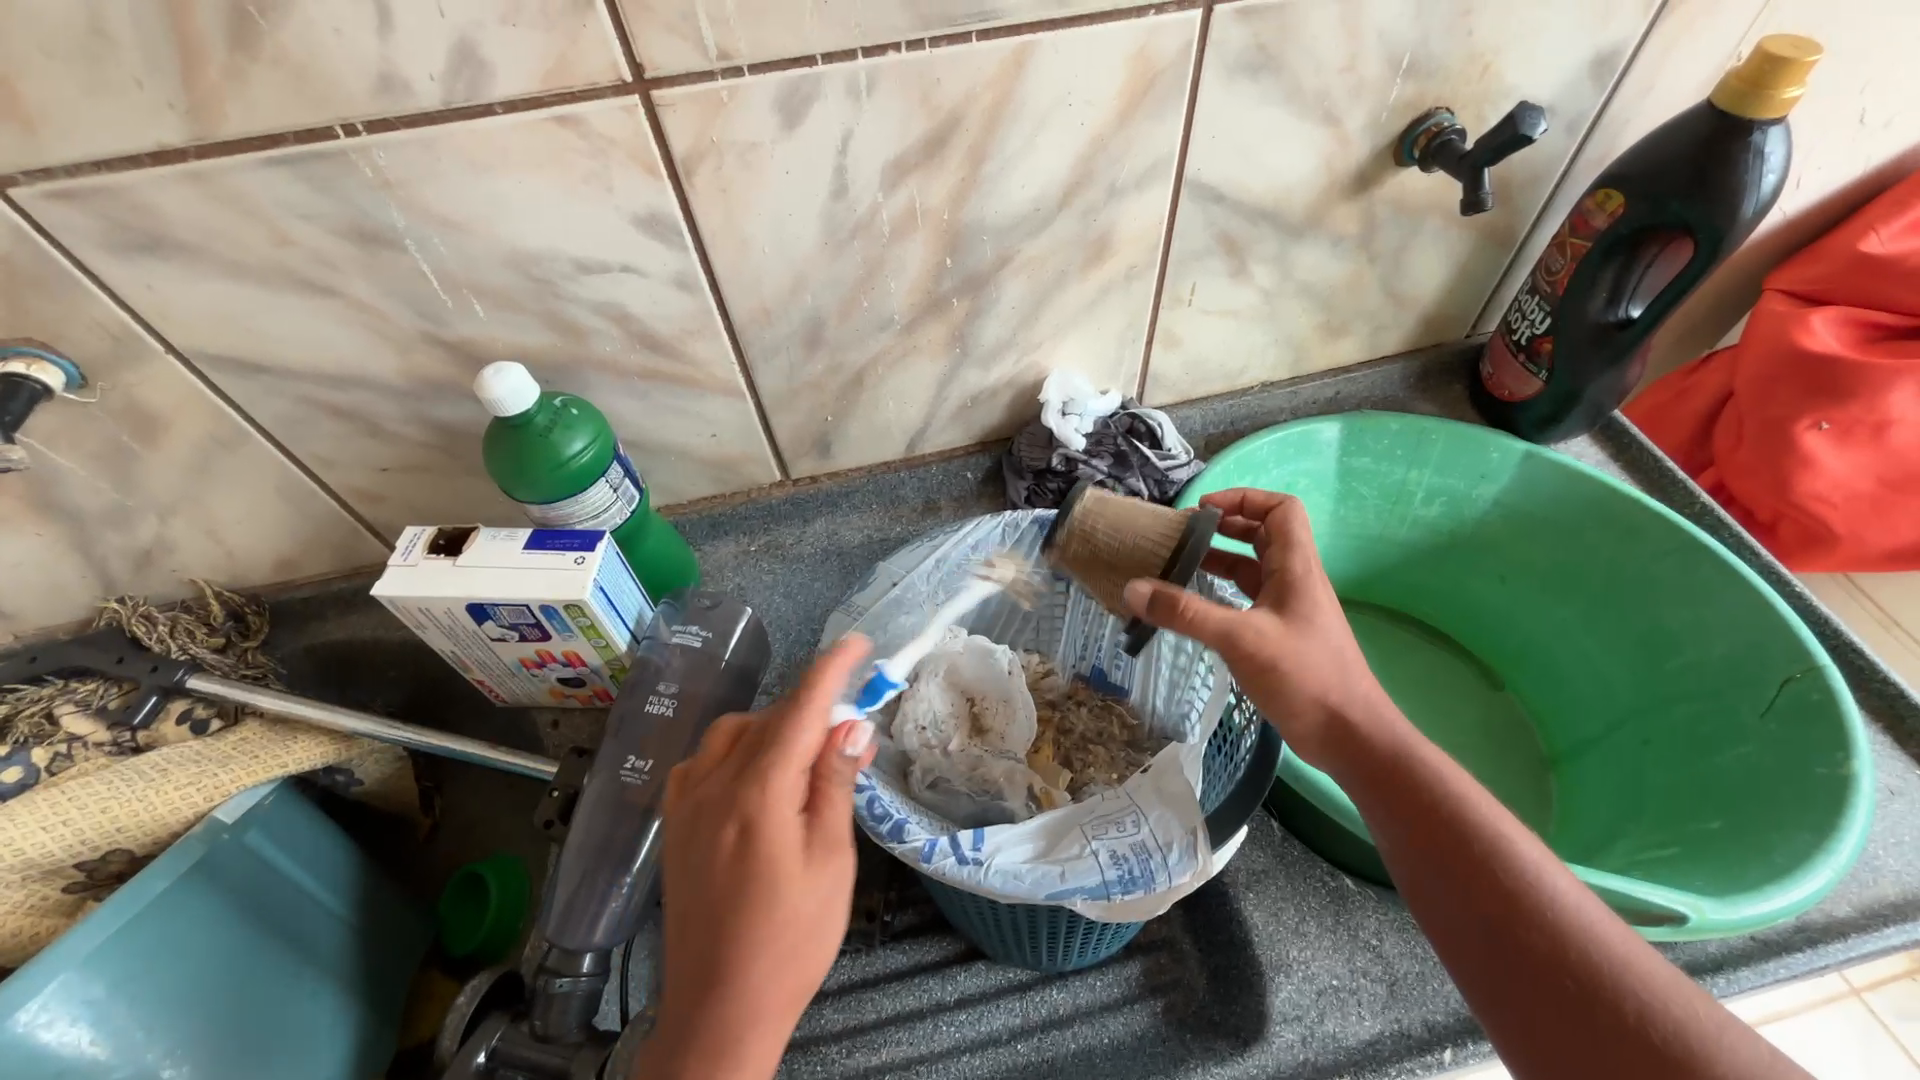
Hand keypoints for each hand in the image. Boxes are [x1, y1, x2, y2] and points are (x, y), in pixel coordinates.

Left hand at [639, 636, 877, 1079]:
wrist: (719, 1005)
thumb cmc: (791, 939)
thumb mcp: (831, 861)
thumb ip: (834, 784)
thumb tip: (850, 725)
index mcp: (757, 791)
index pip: (800, 708)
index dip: (832, 669)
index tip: (858, 643)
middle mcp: (712, 783)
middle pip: (768, 718)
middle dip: (811, 709)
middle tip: (848, 732)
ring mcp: (686, 802)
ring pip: (733, 733)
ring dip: (773, 727)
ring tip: (807, 756)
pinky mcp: (675, 823)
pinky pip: (704, 759)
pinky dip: (738, 749)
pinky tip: (756, 775)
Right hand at [1123, 488, 1398, 767]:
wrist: (1349, 737)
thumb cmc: (1304, 677)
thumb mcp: (1239, 639)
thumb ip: (1186, 613)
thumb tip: (1132, 589)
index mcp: (1297, 568)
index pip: (1281, 509)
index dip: (1244, 498)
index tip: (1203, 512)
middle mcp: (1296, 582)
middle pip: (1264, 535)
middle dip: (1224, 527)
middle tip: (1182, 535)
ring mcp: (1289, 612)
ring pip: (1253, 571)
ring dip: (1219, 561)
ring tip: (1177, 566)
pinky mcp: (1281, 639)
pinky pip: (1247, 602)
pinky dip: (1221, 596)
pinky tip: (1194, 609)